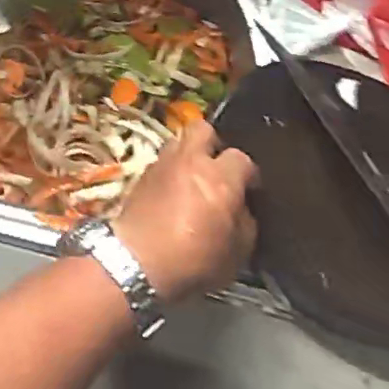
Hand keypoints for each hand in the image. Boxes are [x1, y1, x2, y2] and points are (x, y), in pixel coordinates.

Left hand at [110, 121, 257, 300]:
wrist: (137, 258)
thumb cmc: (193, 260)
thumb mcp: (236, 253)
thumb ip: (245, 223)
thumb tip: (241, 208)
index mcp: (219, 179)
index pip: (241, 159)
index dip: (249, 173)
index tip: (251, 188)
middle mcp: (190, 161)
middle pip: (203, 128)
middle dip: (213, 142)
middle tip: (218, 167)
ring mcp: (163, 162)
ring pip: (180, 140)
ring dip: (190, 154)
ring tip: (195, 177)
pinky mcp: (144, 170)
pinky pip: (164, 159)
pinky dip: (173, 168)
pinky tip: (176, 189)